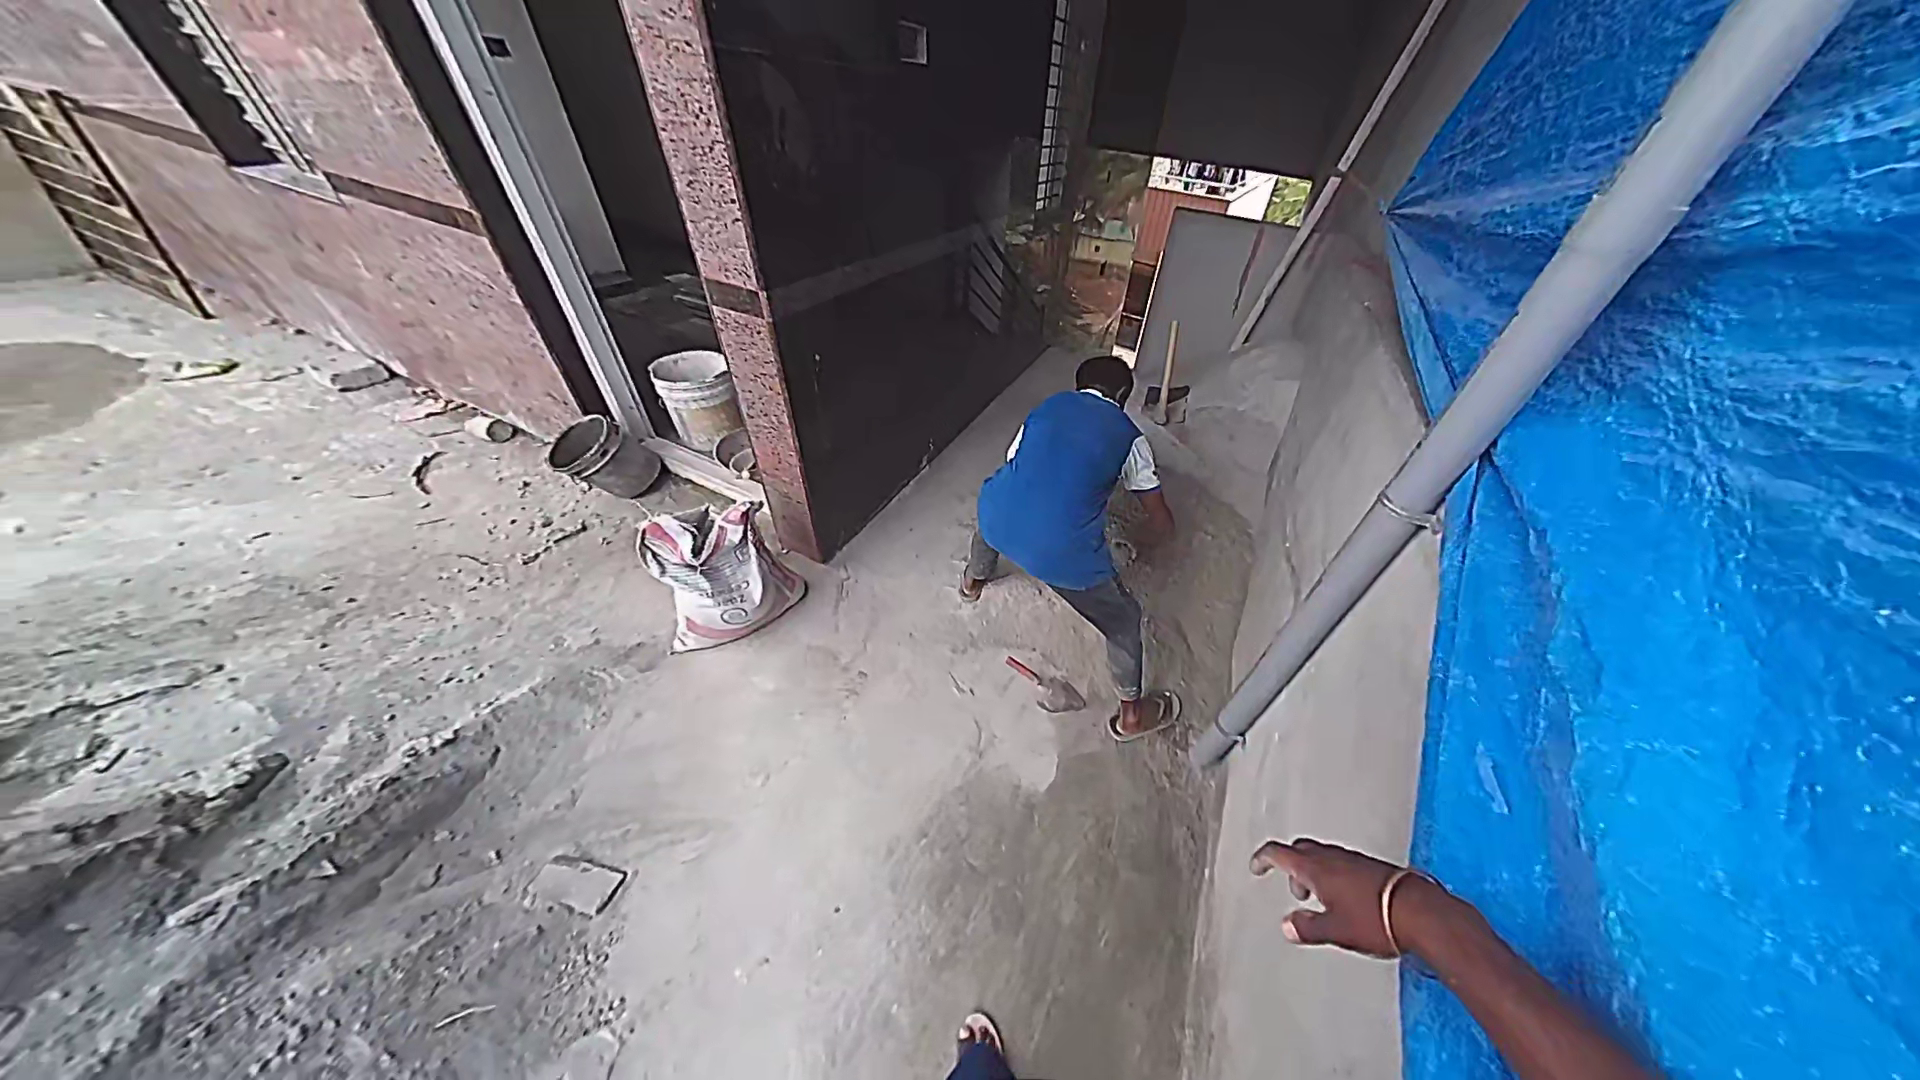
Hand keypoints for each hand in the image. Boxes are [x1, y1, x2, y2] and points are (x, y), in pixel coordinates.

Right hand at [1249, 838, 1407, 957]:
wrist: (1423, 913)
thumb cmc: (1376, 918)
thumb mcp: (1335, 930)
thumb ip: (1308, 927)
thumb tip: (1288, 926)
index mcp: (1314, 867)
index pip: (1277, 852)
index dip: (1262, 858)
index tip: (1256, 865)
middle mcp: (1330, 857)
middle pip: (1299, 850)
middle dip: (1290, 865)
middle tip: (1294, 887)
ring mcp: (1353, 859)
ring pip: (1322, 855)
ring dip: (1314, 870)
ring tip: (1322, 896)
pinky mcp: (1372, 866)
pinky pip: (1342, 862)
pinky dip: (1334, 873)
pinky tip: (1347, 896)